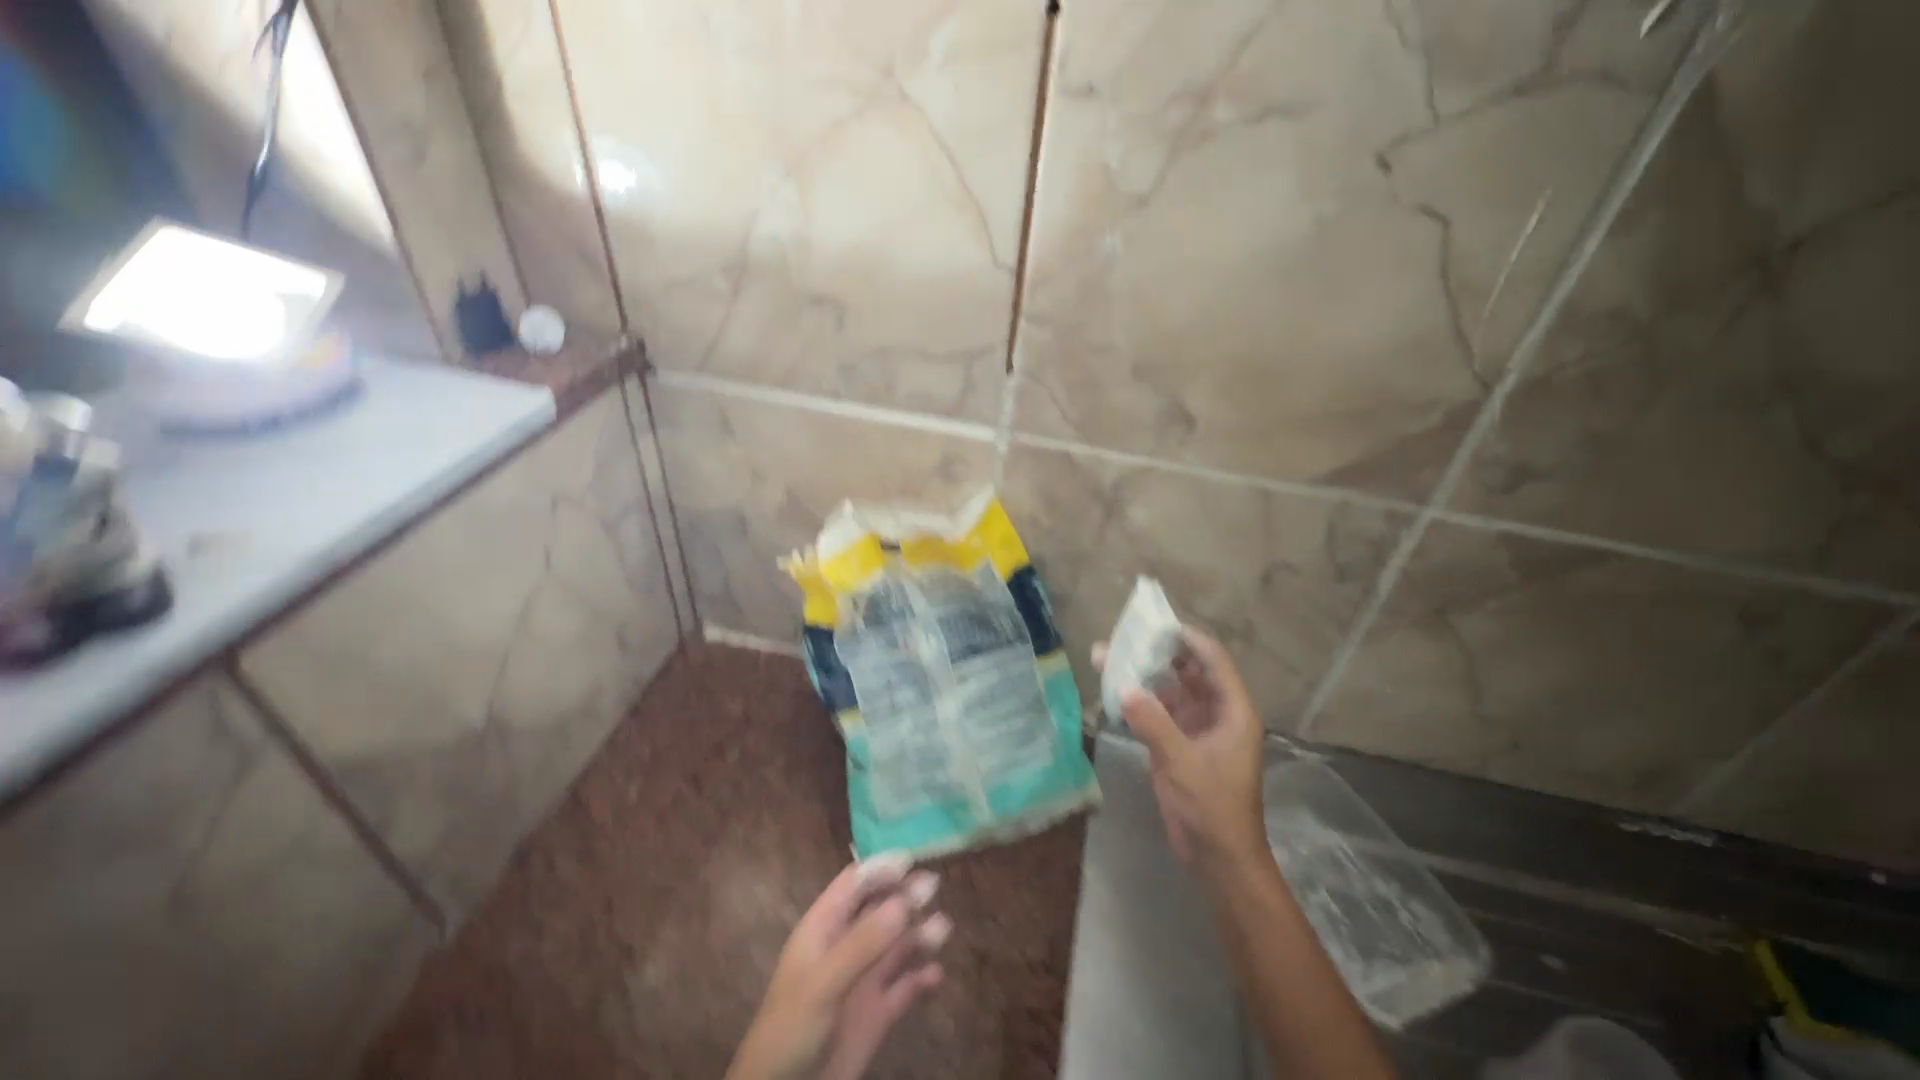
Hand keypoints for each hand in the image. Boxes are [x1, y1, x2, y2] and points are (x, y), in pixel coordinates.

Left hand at [728, 853, 950, 1079]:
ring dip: (918, 934)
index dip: (877, 870)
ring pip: (896, 947)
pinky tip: (937, 975)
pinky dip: (922, 979)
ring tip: (943, 928)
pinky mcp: (877, 1014)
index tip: (909, 859)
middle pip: (878, 911)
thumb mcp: (823, 982)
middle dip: (903, 895)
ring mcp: (862, 981)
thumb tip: (903, 901)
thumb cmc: (790, 1028)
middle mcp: (845, 949)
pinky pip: (905, 988)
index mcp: (822, 931)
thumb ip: (862, 943)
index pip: (851, 887)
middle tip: (933, 884)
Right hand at [1094, 628, 1266, 869]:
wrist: (1218, 857)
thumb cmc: (1213, 806)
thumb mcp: (1182, 762)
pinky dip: (1138, 704)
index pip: (1213, 661)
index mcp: (1233, 711)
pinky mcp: (1178, 749)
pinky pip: (1157, 716)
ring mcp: (1196, 732)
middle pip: (1188, 673)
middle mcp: (1216, 715)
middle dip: (1158, 655)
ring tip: (1108, 659)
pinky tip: (1112, 693)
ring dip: (1143, 679)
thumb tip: (1123, 687)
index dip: (1188, 640)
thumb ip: (1153, 723)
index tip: (1157, 623)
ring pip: (1169, 694)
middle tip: (1125, 637)